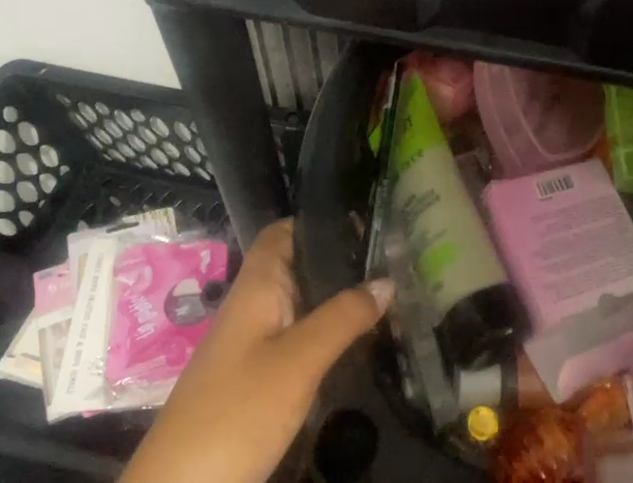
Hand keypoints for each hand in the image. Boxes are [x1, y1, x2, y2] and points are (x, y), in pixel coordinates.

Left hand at [122, 219, 393, 482]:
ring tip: (390, 300)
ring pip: (299, 309)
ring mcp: (249, 349)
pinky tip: (355, 347)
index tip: (366, 220)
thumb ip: (342, 318)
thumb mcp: (298, 362)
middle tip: (394, 261)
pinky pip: (295, 343)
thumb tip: (387, 280)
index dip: (317, 221)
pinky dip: (326, 337)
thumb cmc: (237, 411)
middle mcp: (251, 310)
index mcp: (255, 290)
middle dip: (340, 263)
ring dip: (337, 302)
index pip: (281, 234)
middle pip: (295, 270)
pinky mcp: (253, 383)